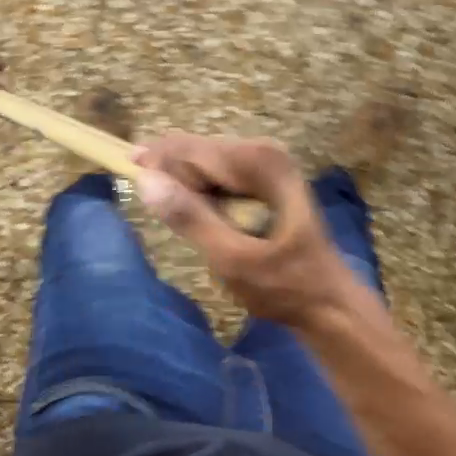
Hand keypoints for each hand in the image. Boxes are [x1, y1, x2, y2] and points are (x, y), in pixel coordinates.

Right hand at [134, 134, 356, 327]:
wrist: (329, 305)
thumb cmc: (284, 287)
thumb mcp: (233, 259)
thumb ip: (190, 218)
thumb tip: (145, 181)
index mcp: (262, 165)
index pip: (194, 152)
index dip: (157, 160)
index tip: (126, 168)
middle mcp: (266, 153)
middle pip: (199, 150)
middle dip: (167, 165)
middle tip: (135, 180)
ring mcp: (268, 164)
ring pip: (206, 159)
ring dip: (181, 176)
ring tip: (157, 195)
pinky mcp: (267, 179)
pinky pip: (219, 172)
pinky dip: (198, 185)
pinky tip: (187, 203)